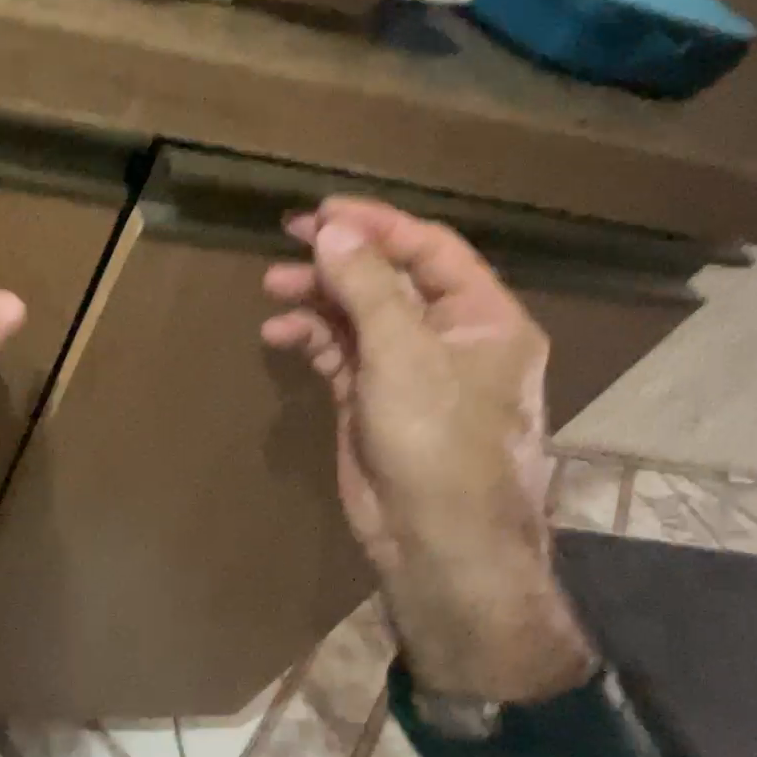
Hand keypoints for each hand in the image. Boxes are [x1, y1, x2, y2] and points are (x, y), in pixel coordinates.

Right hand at [262, 197, 596, 702]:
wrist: (437, 545)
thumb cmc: (438, 442)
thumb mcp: (403, 355)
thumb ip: (367, 286)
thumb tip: (332, 229)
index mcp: (483, 319)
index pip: (430, 250)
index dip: (377, 224)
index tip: (322, 210)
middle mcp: (449, 337)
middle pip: (389, 278)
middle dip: (339, 258)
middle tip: (288, 237)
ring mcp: (409, 369)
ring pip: (359, 313)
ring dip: (318, 297)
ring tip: (274, 286)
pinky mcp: (374, 397)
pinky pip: (340, 350)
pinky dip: (310, 337)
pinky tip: (279, 334)